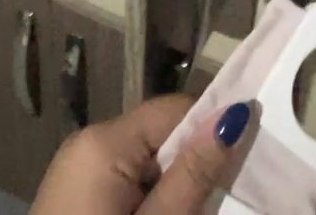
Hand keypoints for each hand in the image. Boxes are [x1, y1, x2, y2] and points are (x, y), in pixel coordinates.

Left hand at [31, 96, 253, 214]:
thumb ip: (194, 173)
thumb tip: (235, 114)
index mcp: (105, 140)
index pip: (175, 110)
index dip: (210, 130)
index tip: (243, 159)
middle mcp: (87, 140)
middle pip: (160, 135)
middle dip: (190, 165)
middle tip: (211, 205)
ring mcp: (76, 167)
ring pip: (145, 160)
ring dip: (171, 186)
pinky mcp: (72, 193)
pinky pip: (123, 179)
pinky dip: (147, 198)